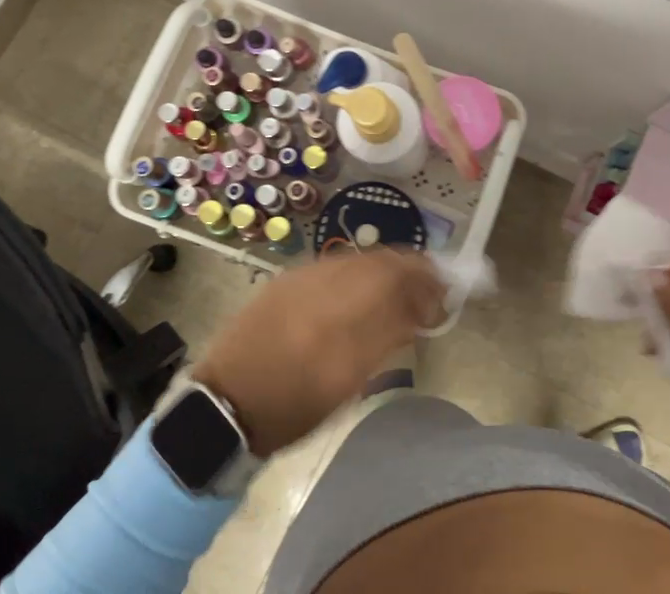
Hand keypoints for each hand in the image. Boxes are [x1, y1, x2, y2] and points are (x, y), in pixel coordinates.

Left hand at [191, 250, 444, 456]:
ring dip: (385, 269)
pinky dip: (357, 273)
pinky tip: (362, 291)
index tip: (447, 291)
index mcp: (338, 312)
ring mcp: (298, 278)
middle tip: (431, 289)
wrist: (222, 406)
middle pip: (378, 260)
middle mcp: (320, 282)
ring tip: (401, 290)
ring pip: (355, 260)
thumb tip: (419, 311)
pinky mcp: (283, 282)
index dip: (426, 278)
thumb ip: (385, 339)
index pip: (396, 275)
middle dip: (410, 269)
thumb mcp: (346, 384)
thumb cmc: (290, 409)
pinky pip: (332, 267)